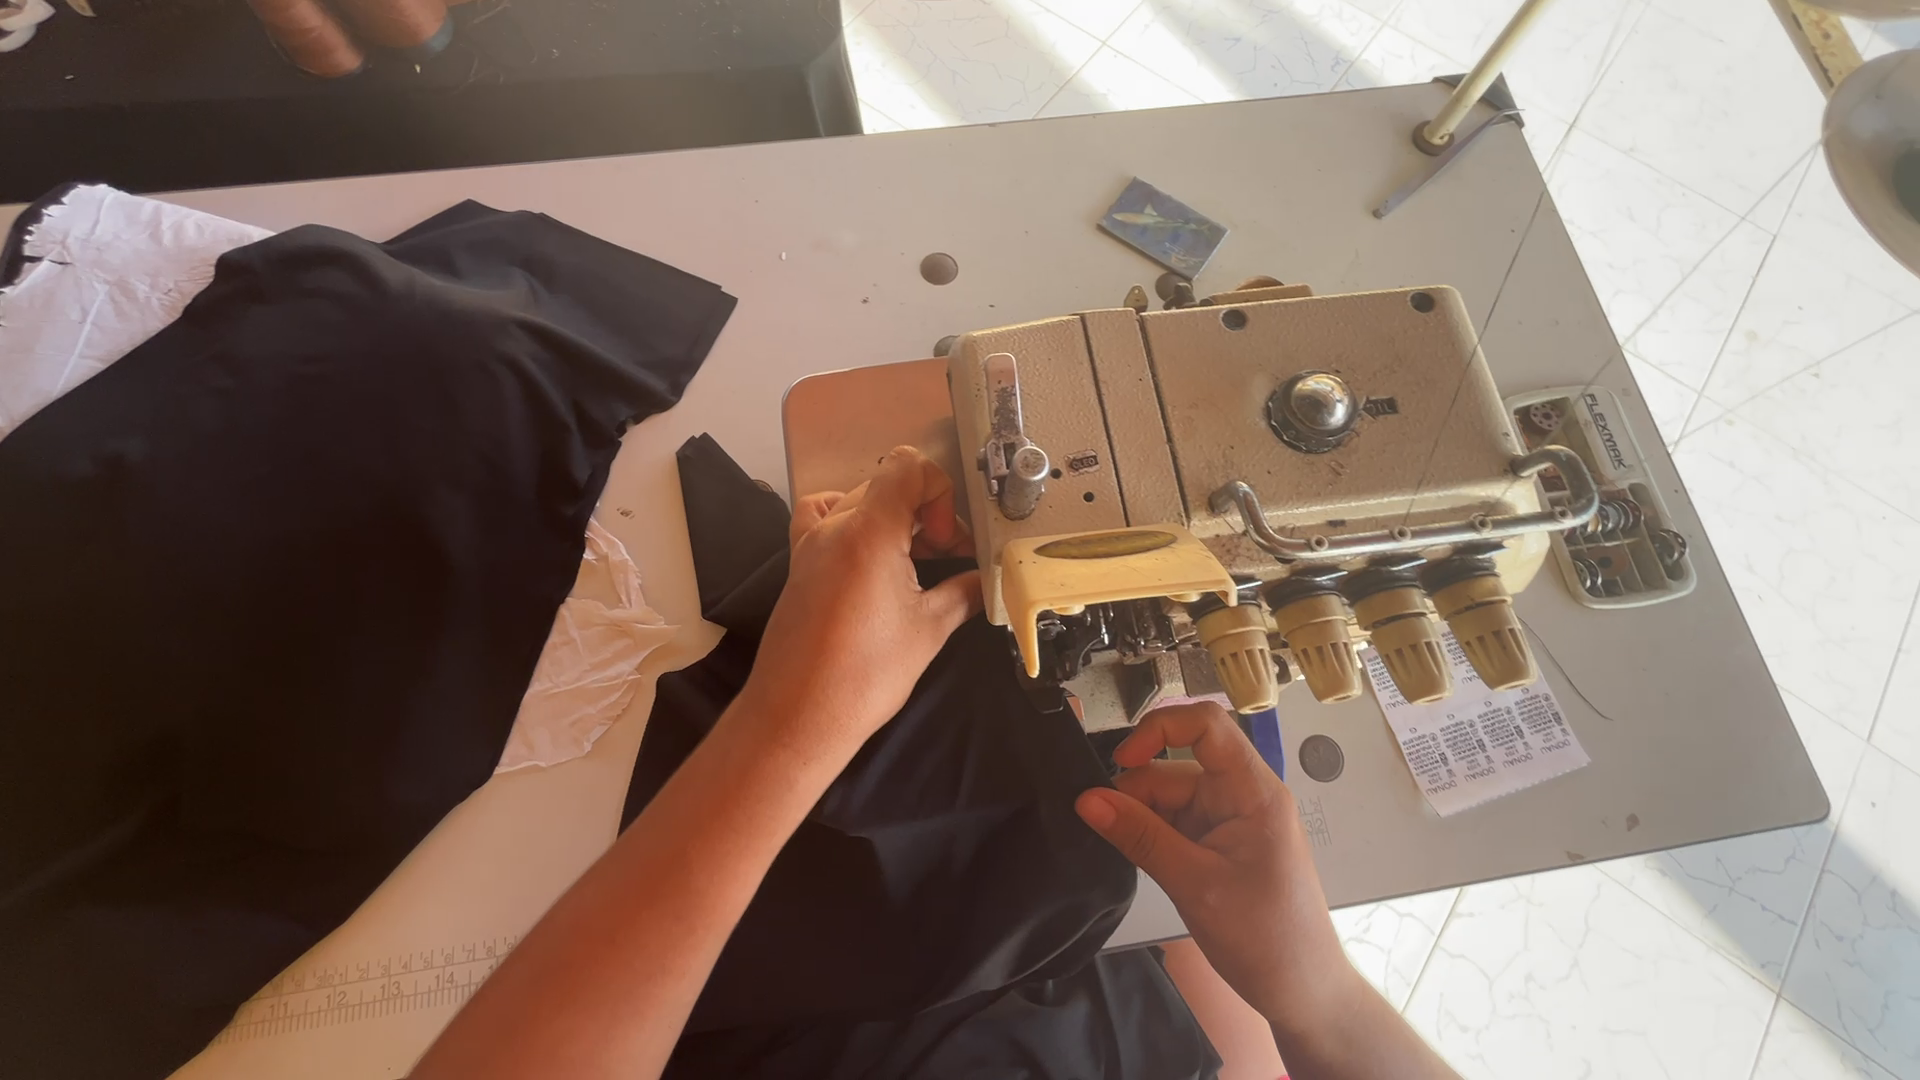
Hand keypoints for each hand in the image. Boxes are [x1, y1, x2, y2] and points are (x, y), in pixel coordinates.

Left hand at [738, 446, 982, 761]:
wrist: (797, 716)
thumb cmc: (865, 674)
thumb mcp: (929, 630)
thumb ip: (963, 593)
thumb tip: (986, 581)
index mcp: (868, 531)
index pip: (907, 466)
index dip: (939, 491)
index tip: (945, 540)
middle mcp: (834, 526)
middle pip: (888, 485)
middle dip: (925, 513)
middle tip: (944, 558)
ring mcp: (810, 544)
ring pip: (860, 502)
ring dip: (893, 520)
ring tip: (911, 562)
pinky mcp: (799, 565)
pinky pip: (823, 519)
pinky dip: (852, 523)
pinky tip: (869, 557)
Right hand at [1074, 703, 1359, 1026]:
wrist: (1304, 996)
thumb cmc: (1264, 937)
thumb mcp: (1194, 884)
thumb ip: (1139, 837)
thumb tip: (1086, 800)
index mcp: (1252, 790)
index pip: (1207, 725)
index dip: (1159, 728)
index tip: (1122, 760)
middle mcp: (1239, 793)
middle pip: (1174, 766)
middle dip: (1135, 791)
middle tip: (1102, 826)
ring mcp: (1227, 817)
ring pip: (1167, 794)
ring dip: (1138, 816)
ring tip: (1119, 848)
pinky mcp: (1215, 840)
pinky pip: (1171, 819)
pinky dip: (1148, 832)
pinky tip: (1133, 852)